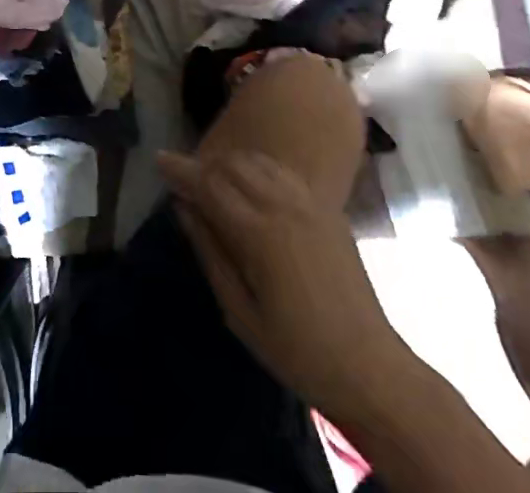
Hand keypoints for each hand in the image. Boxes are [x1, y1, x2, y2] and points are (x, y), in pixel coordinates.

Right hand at [157, 148, 415, 410]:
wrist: (372, 371)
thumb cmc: (295, 350)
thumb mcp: (237, 309)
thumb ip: (209, 251)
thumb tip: (183, 207)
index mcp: (260, 236)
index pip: (210, 185)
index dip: (181, 169)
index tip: (157, 159)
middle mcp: (287, 211)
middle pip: (235, 164)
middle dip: (204, 163)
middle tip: (184, 180)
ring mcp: (314, 210)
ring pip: (263, 164)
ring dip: (233, 164)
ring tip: (215, 182)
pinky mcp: (332, 216)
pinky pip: (287, 176)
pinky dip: (261, 171)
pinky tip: (252, 190)